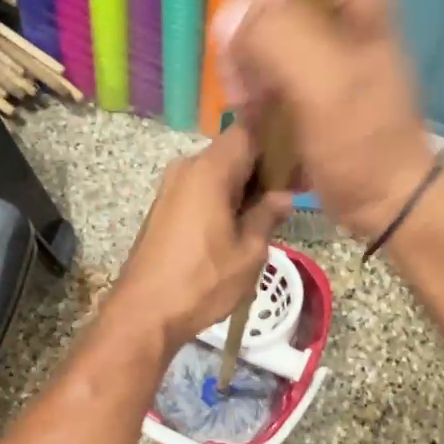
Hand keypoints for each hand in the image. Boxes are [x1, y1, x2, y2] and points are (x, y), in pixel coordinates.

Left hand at [104, 129, 293, 350]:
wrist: (144, 313)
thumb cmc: (202, 282)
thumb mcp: (249, 252)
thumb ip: (268, 215)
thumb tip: (283, 197)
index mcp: (210, 169)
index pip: (251, 130)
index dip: (278, 143)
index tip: (299, 168)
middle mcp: (186, 168)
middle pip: (233, 151)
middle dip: (263, 169)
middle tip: (291, 196)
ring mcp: (171, 188)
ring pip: (217, 173)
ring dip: (243, 188)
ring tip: (267, 217)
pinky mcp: (163, 210)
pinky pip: (201, 191)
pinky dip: (222, 201)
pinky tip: (238, 227)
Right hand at [215, 0, 438, 239]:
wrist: (386, 202)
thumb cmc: (362, 144)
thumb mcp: (324, 83)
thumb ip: (276, 36)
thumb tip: (230, 21)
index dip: (250, 10)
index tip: (241, 55)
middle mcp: (338, 10)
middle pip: (263, 9)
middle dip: (244, 51)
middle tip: (244, 94)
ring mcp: (322, 49)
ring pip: (258, 44)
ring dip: (246, 80)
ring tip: (251, 115)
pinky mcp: (310, 83)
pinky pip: (264, 75)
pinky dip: (254, 98)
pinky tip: (257, 123)